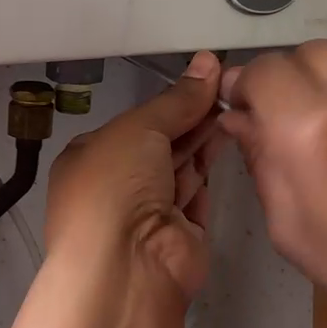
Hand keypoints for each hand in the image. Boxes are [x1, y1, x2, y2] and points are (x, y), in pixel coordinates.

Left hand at [44, 51, 225, 298]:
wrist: (126, 266)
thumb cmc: (114, 187)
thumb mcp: (138, 129)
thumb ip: (175, 100)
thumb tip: (206, 61)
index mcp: (90, 158)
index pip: (133, 125)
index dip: (168, 103)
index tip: (204, 81)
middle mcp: (115, 187)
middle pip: (159, 146)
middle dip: (190, 121)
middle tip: (228, 92)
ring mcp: (146, 215)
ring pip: (180, 170)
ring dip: (203, 143)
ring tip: (236, 111)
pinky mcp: (178, 236)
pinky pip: (195, 199)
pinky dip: (209, 177)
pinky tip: (230, 149)